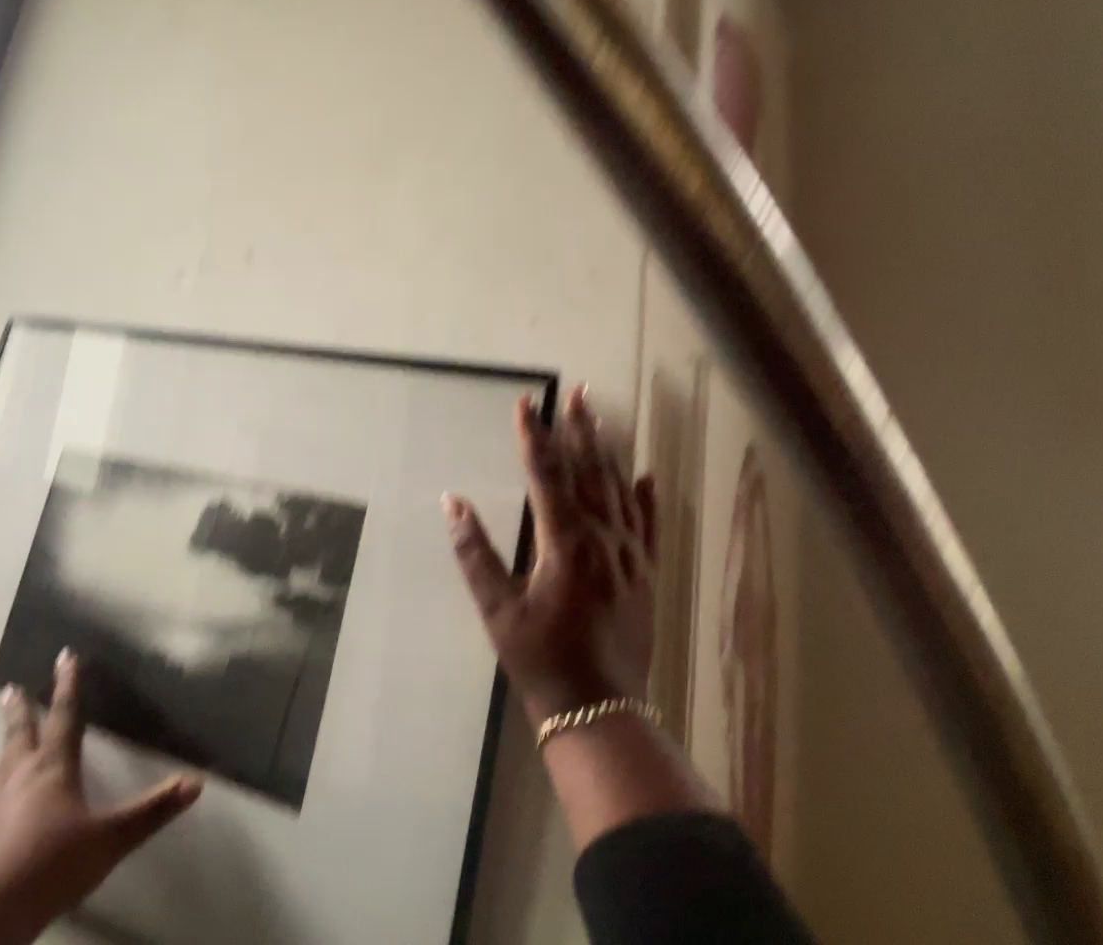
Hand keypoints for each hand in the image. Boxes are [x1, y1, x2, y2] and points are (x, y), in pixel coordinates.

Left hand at [0, 650, 203, 944]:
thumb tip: (195, 782)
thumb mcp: (110, 840)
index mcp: (53, 768)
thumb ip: (151, 811)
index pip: (65, 717)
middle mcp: (20, 776)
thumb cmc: (51, 863)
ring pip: (0, 765)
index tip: (65, 656)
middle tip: (12, 688)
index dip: (68, 686)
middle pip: (21, 734)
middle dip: (21, 709)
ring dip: (3, 748)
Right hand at [443, 384, 656, 726]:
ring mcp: (632, 557)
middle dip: (581, 430)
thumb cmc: (541, 660)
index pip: (547, 476)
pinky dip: (647, 498)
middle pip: (591, 473)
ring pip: (621, 491)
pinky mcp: (647, 576)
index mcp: (566, 544)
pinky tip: (647, 475)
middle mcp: (604, 540)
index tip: (526, 403)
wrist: (600, 709)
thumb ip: (475, 554)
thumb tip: (452, 502)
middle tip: (578, 393)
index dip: (534, 437)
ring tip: (601, 418)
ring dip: (609, 452)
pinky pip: (650, 526)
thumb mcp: (498, 610)